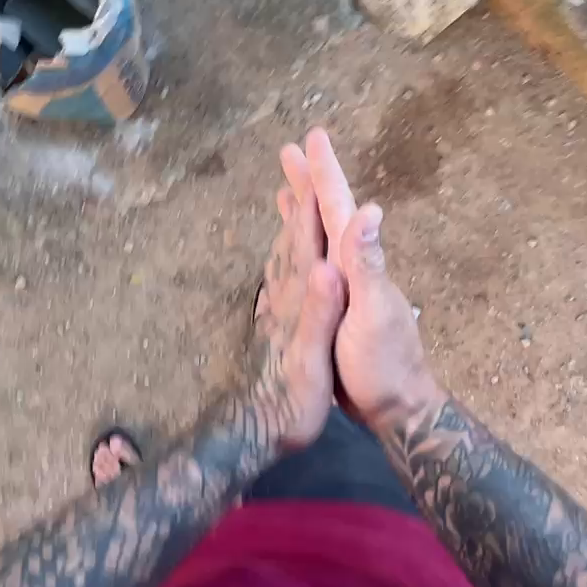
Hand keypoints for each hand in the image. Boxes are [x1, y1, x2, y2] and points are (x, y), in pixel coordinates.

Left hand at [255, 141, 347, 451]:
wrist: (257, 429)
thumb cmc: (291, 400)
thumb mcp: (313, 360)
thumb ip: (320, 313)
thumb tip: (329, 267)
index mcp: (301, 297)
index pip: (309, 239)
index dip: (311, 199)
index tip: (313, 160)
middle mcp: (285, 294)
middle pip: (292, 234)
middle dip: (296, 195)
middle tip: (292, 157)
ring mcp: (277, 307)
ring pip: (283, 252)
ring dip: (288, 221)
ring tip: (286, 196)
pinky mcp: (274, 323)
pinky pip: (279, 277)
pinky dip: (283, 255)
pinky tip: (281, 255)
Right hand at [297, 129, 443, 433]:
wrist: (394, 407)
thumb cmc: (382, 363)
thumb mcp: (374, 312)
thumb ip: (368, 263)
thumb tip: (369, 209)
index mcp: (356, 262)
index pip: (338, 206)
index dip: (324, 172)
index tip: (312, 137)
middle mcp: (351, 267)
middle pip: (327, 213)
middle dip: (310, 181)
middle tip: (290, 151)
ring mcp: (345, 287)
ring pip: (320, 237)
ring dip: (305, 210)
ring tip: (288, 190)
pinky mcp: (336, 306)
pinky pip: (314, 262)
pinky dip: (303, 247)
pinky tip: (296, 249)